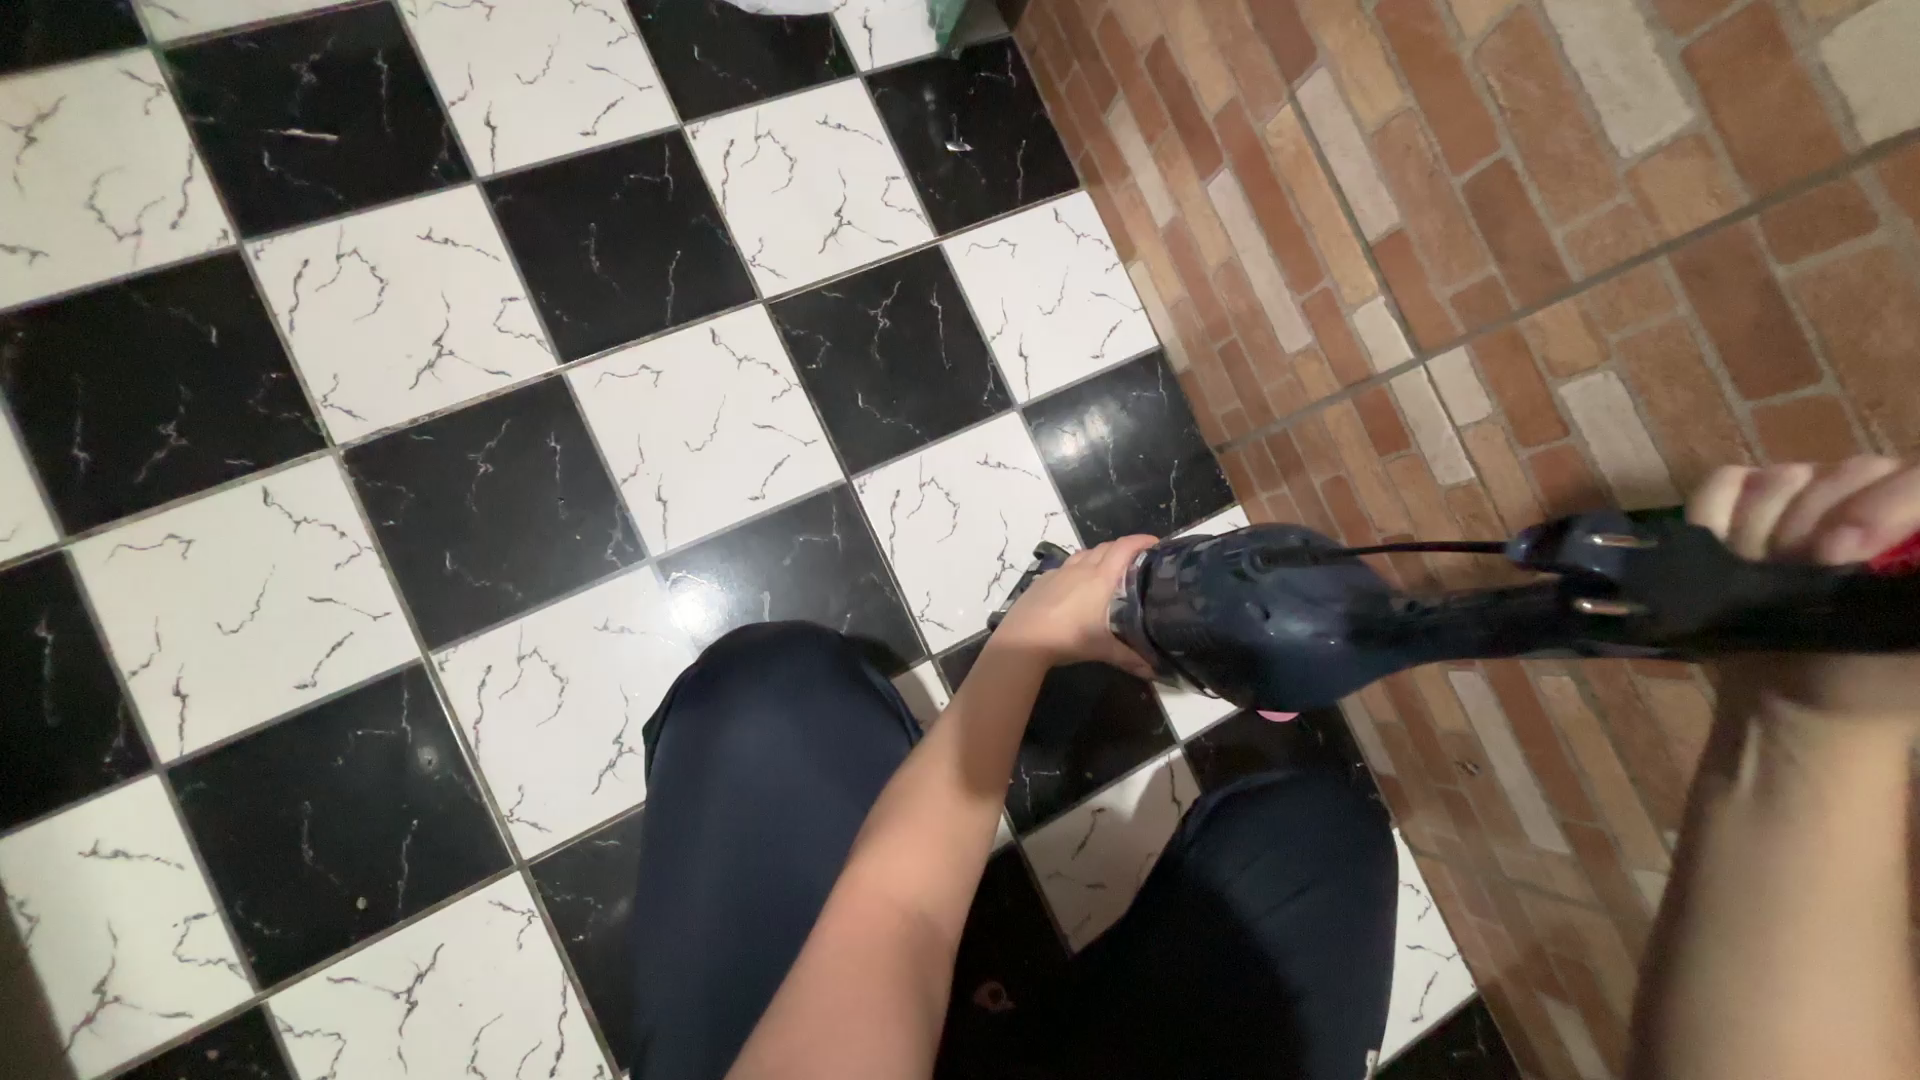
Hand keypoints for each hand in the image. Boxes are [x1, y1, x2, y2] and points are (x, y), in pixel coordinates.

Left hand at [989, 535, 1158, 677]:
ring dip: (1099, 555)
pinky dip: (1078, 568)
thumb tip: (1155, 672)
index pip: (1124, 548)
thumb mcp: (1103, 650)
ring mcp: (1059, 572)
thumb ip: (1130, 658)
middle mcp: (1081, 568)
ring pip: (1085, 554)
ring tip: (1108, 569)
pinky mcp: (1043, 580)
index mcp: (1100, 578)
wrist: (1023, 638)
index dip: (1141, 540)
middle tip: (1137, 561)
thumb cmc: (1068, 638)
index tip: (1155, 543)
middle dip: (1123, 548)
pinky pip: (1066, 566)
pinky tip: (1077, 585)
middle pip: (1106, 547)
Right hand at [1687, 457, 1919, 723]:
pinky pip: (1725, 483)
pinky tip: (1724, 548)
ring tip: (1761, 572)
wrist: (1793, 694)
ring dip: (1758, 529)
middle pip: (1848, 473)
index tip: (1836, 555)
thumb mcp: (1913, 648)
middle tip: (1797, 579)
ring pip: (1782, 478)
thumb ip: (1909, 600)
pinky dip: (1716, 511)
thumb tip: (1850, 547)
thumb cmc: (1869, 677)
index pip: (1915, 479)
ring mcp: (1811, 499)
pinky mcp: (1750, 506)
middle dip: (1811, 529)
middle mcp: (1882, 499)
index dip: (1878, 507)